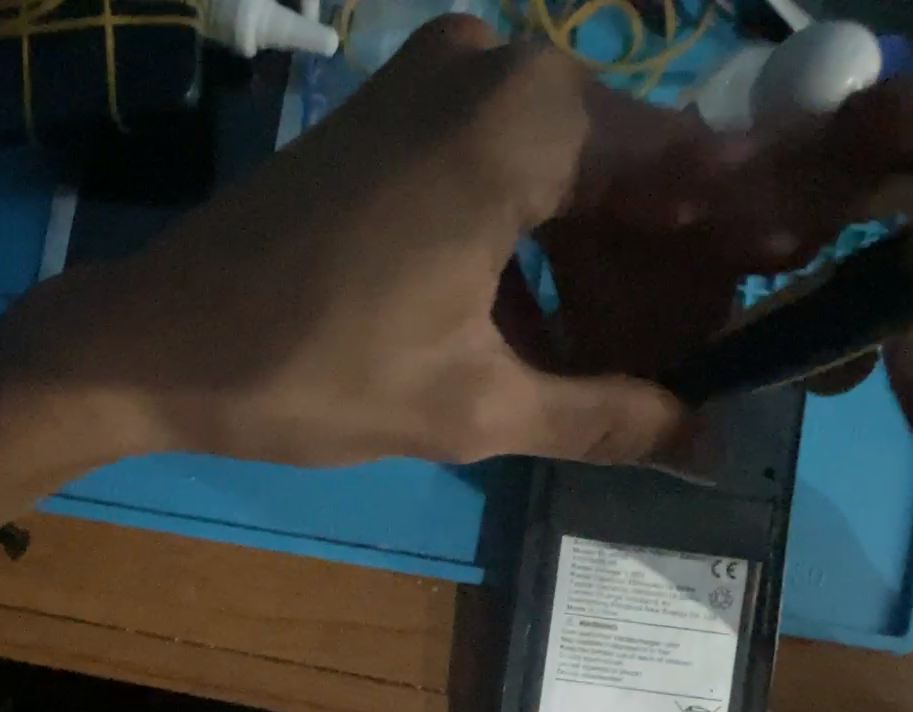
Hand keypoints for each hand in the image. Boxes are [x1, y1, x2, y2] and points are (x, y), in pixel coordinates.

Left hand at [37, 16, 769, 467]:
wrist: (153, 345)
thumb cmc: (310, 372)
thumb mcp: (468, 406)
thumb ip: (601, 416)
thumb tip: (706, 442)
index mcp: (532, 118)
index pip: (686, 180)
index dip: (730, 262)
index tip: (758, 326)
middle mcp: (495, 69)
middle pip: (620, 180)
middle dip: (650, 287)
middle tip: (667, 381)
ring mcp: (430, 87)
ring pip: (554, 184)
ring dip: (586, 281)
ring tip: (598, 380)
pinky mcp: (386, 122)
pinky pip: (490, 181)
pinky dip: (520, 257)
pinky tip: (528, 339)